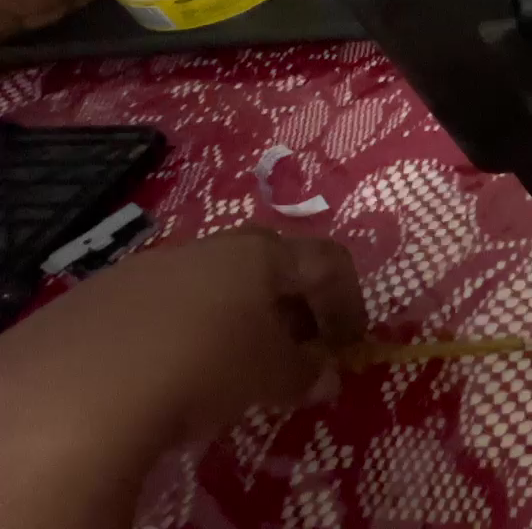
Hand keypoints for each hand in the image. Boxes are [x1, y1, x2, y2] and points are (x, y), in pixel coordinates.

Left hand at [0, 226, 365, 443]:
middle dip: (288, 302)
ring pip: (205, 285)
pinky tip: (164, 375)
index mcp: (262, 253)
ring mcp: (142, 271)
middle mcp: (207, 248)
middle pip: (266, 264)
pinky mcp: (85, 304)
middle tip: (293, 343)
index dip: (348, 301)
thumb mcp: (271, 378)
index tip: (348, 342)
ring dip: (228, 318)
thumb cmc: (204, 367)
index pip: (328, 261)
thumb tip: (323, 379)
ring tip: (226, 364)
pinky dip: (172, 335)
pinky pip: (151, 311)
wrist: (66, 400)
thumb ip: (306, 372)